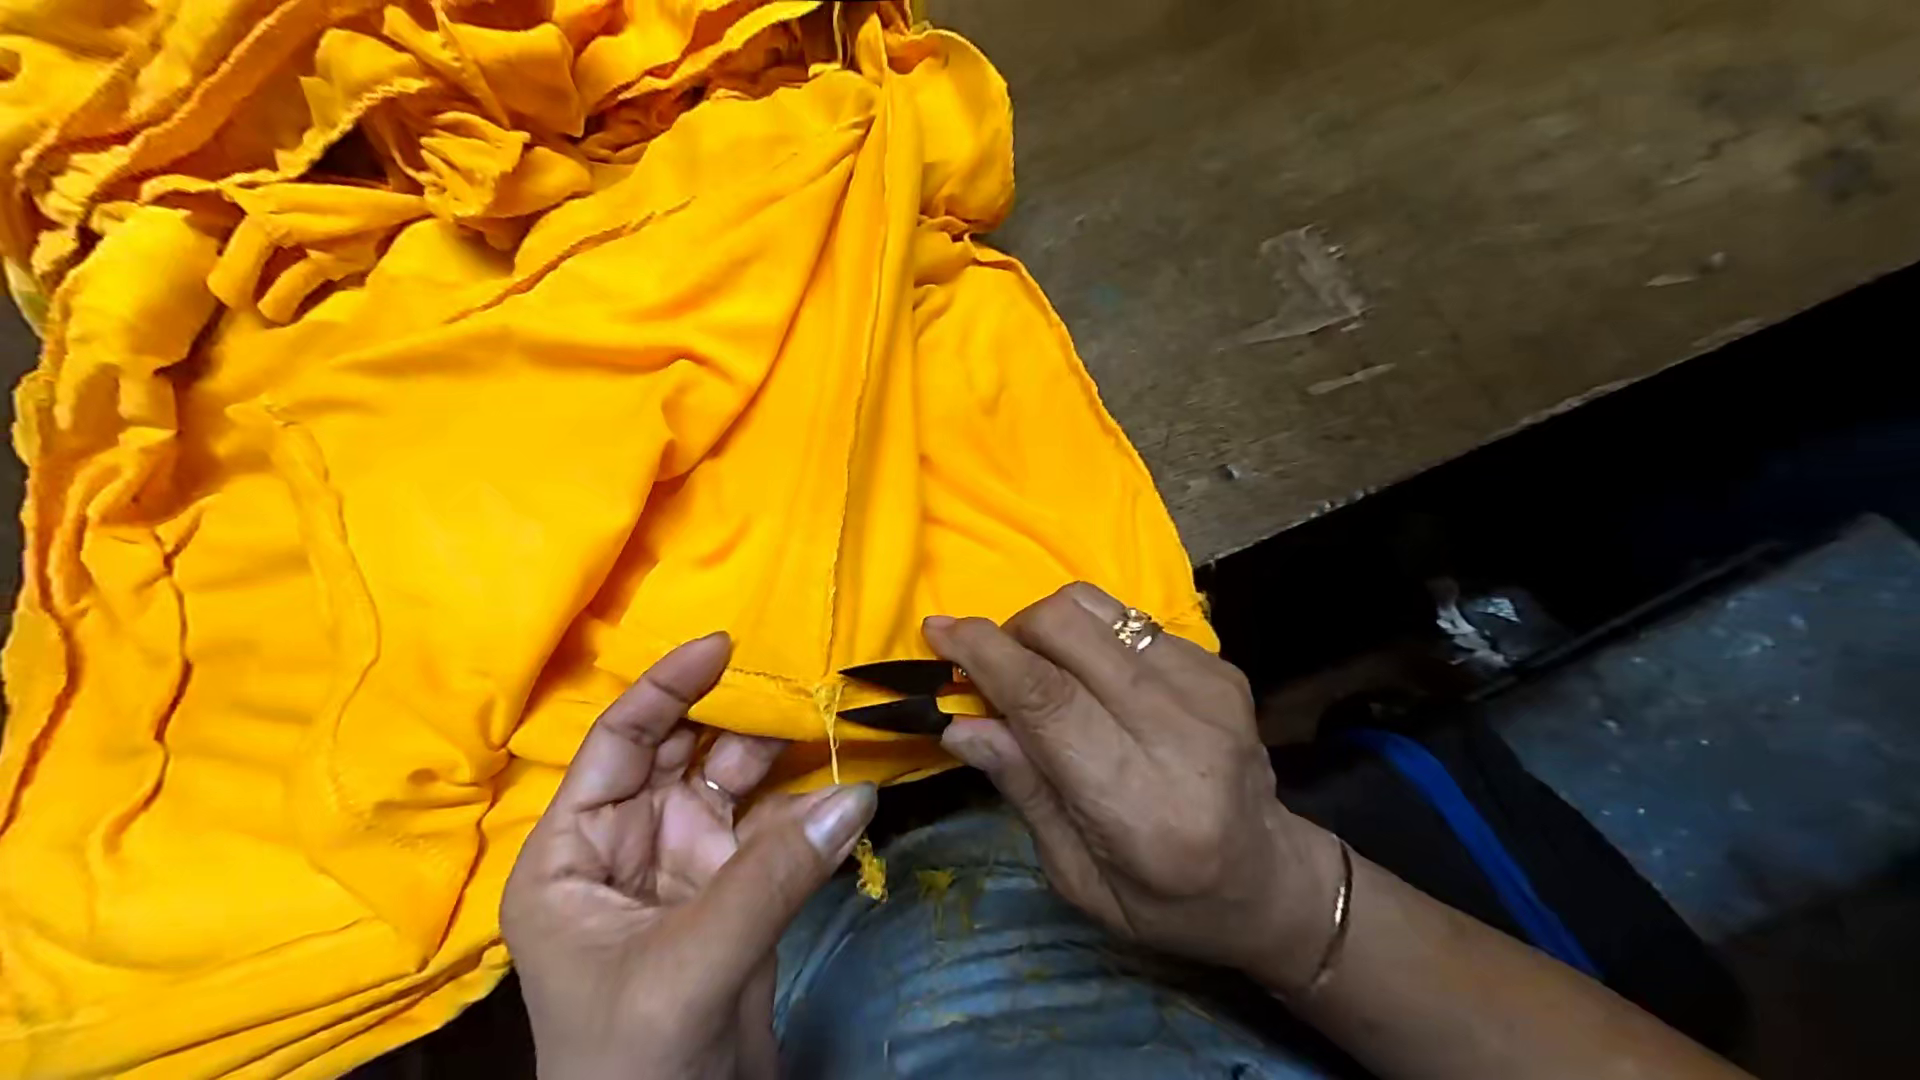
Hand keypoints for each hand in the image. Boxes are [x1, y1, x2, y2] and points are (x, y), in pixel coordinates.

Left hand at [501, 633, 877, 1079]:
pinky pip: (778, 822)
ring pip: (738, 780)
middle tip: (794, 677)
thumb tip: (853, 792)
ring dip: (780, 749)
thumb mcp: (687, 968)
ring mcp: (693, 860)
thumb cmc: (633, 1067)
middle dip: (734, 711)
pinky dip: (810, 801)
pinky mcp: (743, 883)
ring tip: (829, 713)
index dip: (666, 688)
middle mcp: (634, 841)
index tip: (720, 645)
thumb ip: (770, 877)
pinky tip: (845, 783)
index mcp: (577, 852)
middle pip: (686, 750)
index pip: (620, 743)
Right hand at [924, 584, 1342, 993]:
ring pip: (1095, 608)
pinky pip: (1126, 617)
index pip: (1049, 702)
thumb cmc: (1166, 900)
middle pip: (1069, 631)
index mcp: (1141, 805)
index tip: (939, 630)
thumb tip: (960, 724)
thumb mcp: (1077, 876)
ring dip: (1046, 626)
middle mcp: (1181, 732)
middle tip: (996, 668)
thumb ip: (1022, 788)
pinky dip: (1088, 635)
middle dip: (1012, 631)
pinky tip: (1093, 677)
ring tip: (1042, 669)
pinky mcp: (1219, 664)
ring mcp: (1208, 687)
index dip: (986, 655)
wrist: (1270, 879)